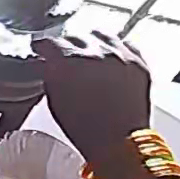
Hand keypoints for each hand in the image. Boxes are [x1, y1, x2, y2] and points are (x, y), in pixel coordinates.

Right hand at [32, 29, 152, 162]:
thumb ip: (51, 76)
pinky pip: (125, 45)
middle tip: (63, 54)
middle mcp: (95, 51)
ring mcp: (120, 55)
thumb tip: (51, 66)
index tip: (40, 49)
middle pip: (75, 36)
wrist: (119, 143)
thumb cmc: (84, 128)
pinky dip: (114, 49)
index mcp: (68, 61)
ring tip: (88, 51)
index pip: (49, 42)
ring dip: (91, 42)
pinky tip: (110, 57)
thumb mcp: (55, 101)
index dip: (42, 46)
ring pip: (101, 35)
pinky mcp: (139, 62)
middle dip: (66, 44)